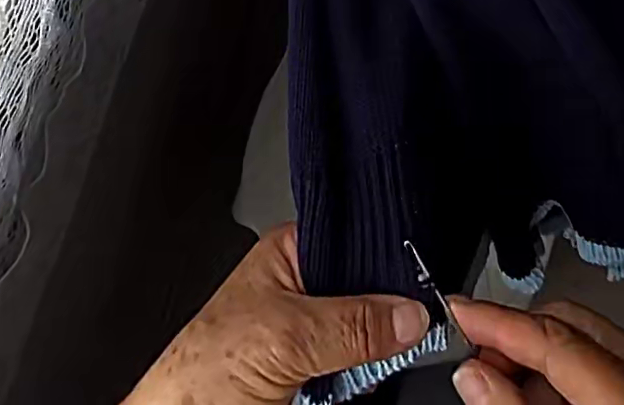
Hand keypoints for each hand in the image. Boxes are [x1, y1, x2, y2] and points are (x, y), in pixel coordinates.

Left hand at [123, 223, 431, 404]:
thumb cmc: (200, 375)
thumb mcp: (288, 336)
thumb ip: (353, 323)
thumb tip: (411, 315)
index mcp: (292, 253)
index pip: (358, 241)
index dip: (390, 259)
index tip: (423, 282)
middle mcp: (302, 287)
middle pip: (365, 290)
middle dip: (386, 312)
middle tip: (410, 328)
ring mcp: (306, 334)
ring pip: (363, 334)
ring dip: (377, 351)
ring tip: (384, 359)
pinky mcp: (310, 376)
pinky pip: (354, 371)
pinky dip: (365, 380)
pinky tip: (369, 381)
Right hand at [447, 298, 623, 404]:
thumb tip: (473, 376)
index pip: (553, 335)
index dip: (498, 321)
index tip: (460, 312)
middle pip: (567, 322)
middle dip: (516, 336)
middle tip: (475, 361)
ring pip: (584, 334)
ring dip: (539, 353)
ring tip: (504, 385)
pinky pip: (607, 355)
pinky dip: (569, 370)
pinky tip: (543, 397)